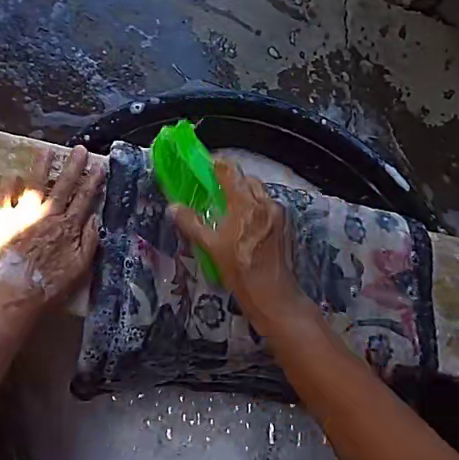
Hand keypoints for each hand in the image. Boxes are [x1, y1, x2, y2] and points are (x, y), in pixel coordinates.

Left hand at [0, 145, 104, 332]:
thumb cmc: (47, 289)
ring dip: (41, 167)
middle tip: (80, 149)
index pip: (84, 199)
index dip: (93, 182)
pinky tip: (11, 175)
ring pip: (34, 185)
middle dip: (73, 167)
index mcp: (67, 228)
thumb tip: (96, 221)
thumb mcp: (79, 270)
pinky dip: (8, 186)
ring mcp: (22, 216)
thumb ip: (89, 244)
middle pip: (63, 186)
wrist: (10, 295)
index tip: (100, 167)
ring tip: (46, 151)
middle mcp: (46, 216)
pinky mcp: (1, 222)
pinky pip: (4, 198)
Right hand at [170, 158, 315, 335]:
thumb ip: (191, 223)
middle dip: (231, 180)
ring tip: (228, 206)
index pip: (231, 171)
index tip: (205, 165)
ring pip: (259, 193)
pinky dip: (255, 207)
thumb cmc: (240, 271)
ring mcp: (278, 214)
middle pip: (247, 179)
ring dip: (244, 193)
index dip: (216, 164)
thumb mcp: (211, 247)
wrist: (273, 295)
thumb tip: (173, 208)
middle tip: (214, 188)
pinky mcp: (285, 226)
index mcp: (246, 204)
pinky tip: (244, 223)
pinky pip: (268, 207)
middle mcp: (265, 203)